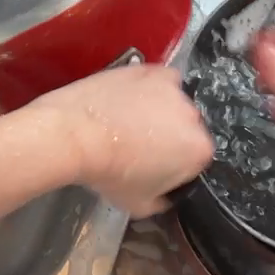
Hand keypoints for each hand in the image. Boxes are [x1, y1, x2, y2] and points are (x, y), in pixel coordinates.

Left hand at [29, 65, 212, 216]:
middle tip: (141, 142)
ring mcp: (171, 87)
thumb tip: (165, 193)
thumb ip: (164, 199)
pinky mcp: (148, 69)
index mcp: (199, 150)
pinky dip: (147, 88)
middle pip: (186, 126)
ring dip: (160, 109)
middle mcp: (193, 115)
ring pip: (173, 101)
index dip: (176, 164)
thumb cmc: (109, 172)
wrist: (75, 134)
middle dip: (170, 135)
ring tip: (129, 118)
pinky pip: (157, 80)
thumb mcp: (141, 205)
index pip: (195, 158)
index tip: (156, 166)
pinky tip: (126, 98)